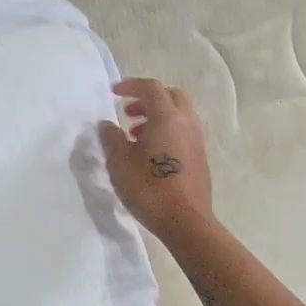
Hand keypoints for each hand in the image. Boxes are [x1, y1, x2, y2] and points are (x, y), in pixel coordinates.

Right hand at [99, 78, 213, 238]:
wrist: (184, 220)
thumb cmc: (148, 187)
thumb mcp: (119, 162)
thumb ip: (110, 138)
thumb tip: (107, 125)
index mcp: (167, 118)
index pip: (151, 88)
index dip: (131, 85)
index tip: (114, 92)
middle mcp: (186, 123)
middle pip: (171, 96)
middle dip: (148, 98)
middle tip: (128, 113)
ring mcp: (196, 139)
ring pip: (179, 114)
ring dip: (157, 116)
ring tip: (135, 135)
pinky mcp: (199, 156)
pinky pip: (183, 130)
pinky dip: (166, 130)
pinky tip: (150, 153)